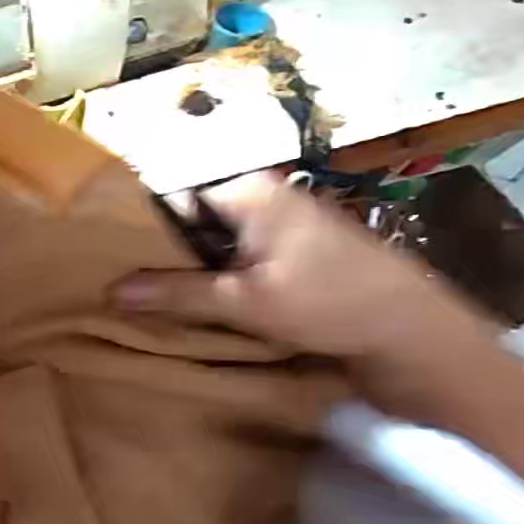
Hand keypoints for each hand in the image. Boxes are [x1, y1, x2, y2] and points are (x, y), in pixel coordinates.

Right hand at [114, 174, 498, 372]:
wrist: (415, 333)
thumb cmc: (330, 303)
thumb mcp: (246, 301)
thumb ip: (177, 293)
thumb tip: (113, 290)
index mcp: (249, 190)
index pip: (174, 194)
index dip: (139, 222)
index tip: (109, 252)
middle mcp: (261, 196)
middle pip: (191, 217)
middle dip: (161, 249)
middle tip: (122, 279)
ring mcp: (277, 223)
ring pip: (212, 240)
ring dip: (187, 267)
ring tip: (148, 294)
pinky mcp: (289, 251)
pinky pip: (234, 257)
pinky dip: (214, 277)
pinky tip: (194, 302)